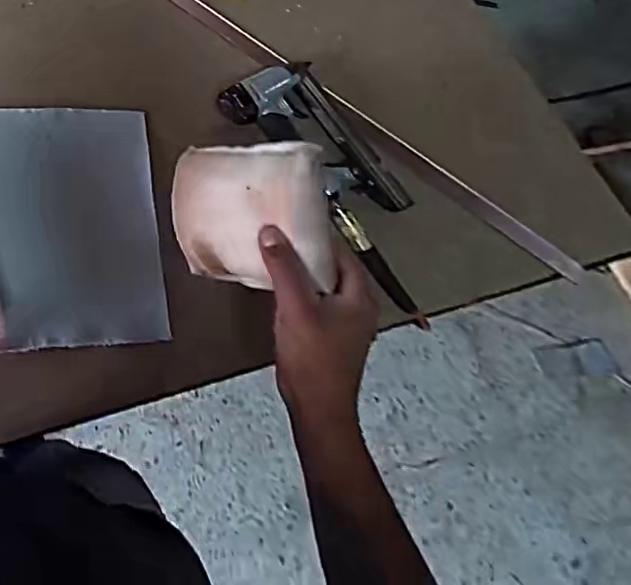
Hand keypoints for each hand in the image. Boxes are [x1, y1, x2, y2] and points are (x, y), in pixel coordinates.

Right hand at [260, 225, 376, 427]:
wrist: (316, 411)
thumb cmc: (314, 361)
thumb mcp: (296, 308)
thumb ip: (284, 268)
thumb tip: (271, 232)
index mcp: (360, 296)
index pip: (340, 251)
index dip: (317, 234)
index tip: (292, 218)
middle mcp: (356, 306)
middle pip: (329, 266)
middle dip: (304, 251)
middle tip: (278, 233)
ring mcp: (342, 322)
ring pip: (319, 284)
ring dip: (298, 271)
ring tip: (273, 253)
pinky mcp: (326, 334)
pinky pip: (311, 300)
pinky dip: (295, 290)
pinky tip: (275, 285)